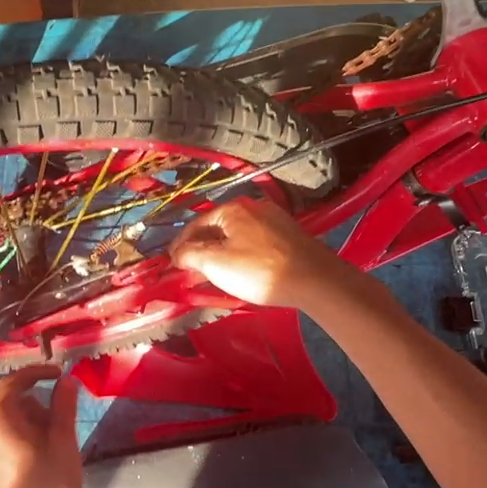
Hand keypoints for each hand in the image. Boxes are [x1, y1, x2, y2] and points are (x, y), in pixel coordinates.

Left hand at [0, 365, 82, 487]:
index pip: (12, 383)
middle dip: (41, 404)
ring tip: (60, 444)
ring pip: (13, 423)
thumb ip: (63, 407)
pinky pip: (9, 441)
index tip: (59, 374)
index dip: (36, 373)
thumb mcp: (63, 443)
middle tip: (65, 422)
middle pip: (13, 404)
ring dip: (37, 423)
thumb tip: (66, 379)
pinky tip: (48, 457)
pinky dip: (29, 438)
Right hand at [170, 198, 345, 308]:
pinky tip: (242, 268)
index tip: (171, 263)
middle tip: (190, 269)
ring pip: (237, 234)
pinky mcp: (290, 234)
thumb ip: (190, 255)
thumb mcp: (216, 264)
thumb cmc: (259, 270)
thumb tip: (177, 254)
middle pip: (217, 227)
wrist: (315, 280)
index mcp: (232, 209)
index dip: (180, 245)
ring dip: (222, 251)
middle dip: (201, 248)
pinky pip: (255, 240)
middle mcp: (253, 207)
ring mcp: (275, 219)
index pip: (195, 225)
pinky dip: (242, 252)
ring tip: (214, 271)